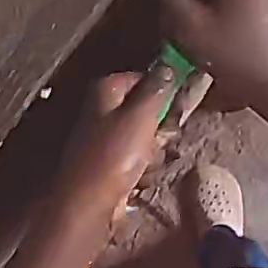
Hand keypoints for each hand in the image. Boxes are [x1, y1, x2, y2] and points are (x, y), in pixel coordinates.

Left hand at [50, 65, 173, 227]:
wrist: (89, 202)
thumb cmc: (114, 155)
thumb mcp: (141, 115)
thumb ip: (156, 88)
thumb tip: (167, 65)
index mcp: (104, 91)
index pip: (141, 77)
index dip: (162, 90)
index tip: (178, 104)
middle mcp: (101, 111)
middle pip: (145, 111)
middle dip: (158, 128)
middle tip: (158, 140)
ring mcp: (104, 139)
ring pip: (144, 138)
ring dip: (152, 153)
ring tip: (144, 164)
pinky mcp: (108, 164)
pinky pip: (136, 160)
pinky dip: (140, 169)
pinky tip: (138, 178)